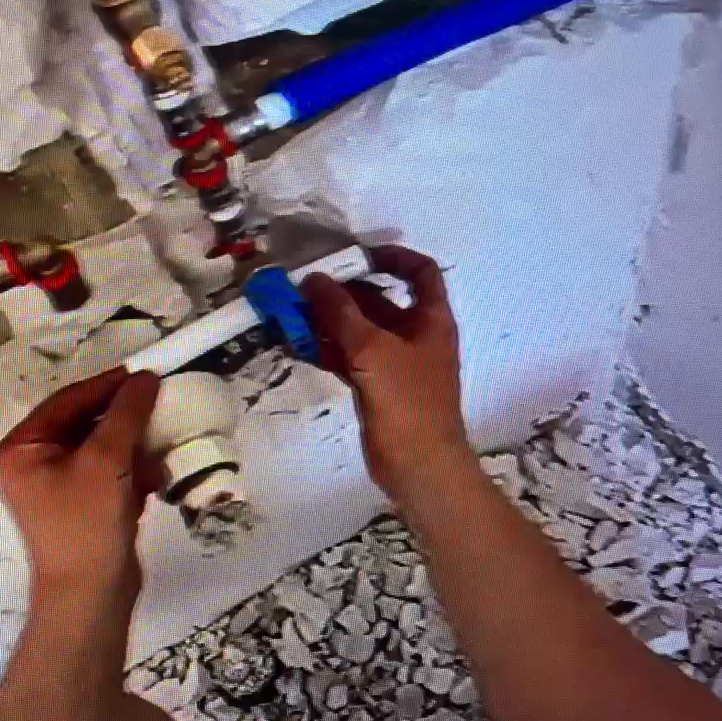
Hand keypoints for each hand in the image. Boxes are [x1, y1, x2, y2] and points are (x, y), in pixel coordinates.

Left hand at [0, 369, 161, 603]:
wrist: (90, 599)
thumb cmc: (87, 524)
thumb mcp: (107, 460)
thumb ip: (126, 413)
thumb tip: (145, 377)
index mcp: (21, 448)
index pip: (66, 401)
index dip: (106, 385)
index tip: (143, 373)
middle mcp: (31, 464)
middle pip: (83, 423)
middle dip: (123, 420)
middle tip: (157, 403)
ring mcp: (55, 487)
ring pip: (100, 449)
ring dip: (131, 447)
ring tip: (159, 445)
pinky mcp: (80, 507)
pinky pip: (107, 474)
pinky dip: (130, 473)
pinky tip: (153, 480)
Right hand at [302, 246, 474, 496]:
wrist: (418, 464)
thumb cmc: (407, 401)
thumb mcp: (373, 349)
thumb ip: (341, 312)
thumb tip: (313, 280)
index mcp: (430, 319)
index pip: (420, 271)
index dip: (392, 256)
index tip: (355, 255)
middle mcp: (414, 335)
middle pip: (378, 301)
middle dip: (342, 293)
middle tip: (304, 287)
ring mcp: (393, 362)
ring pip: (357, 330)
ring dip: (327, 321)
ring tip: (291, 313)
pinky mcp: (374, 386)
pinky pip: (347, 357)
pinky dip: (325, 349)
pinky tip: (296, 344)